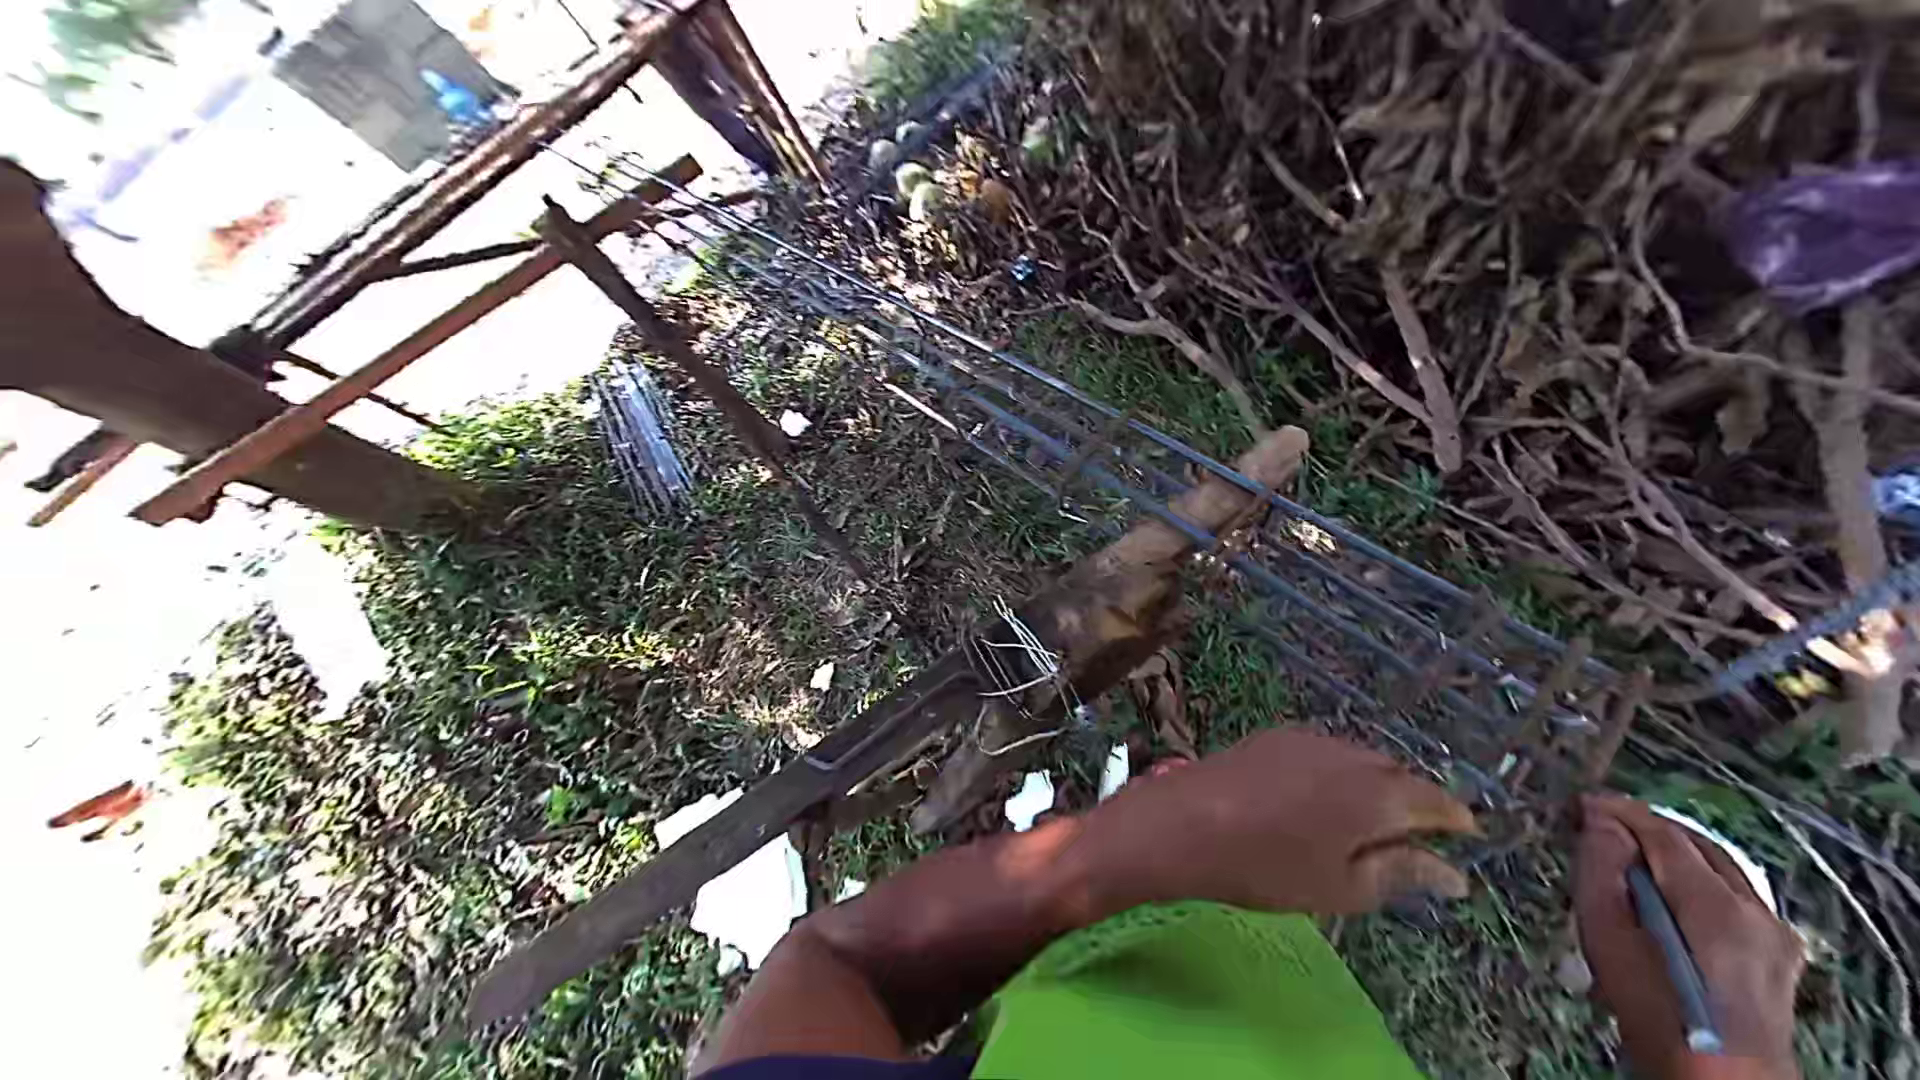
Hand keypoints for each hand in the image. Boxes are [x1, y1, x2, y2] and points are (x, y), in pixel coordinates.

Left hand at [1072, 728, 1477, 915]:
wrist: (1182, 822)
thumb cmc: (1267, 866)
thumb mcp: (1343, 887)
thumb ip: (1402, 873)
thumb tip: (1453, 873)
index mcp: (1376, 793)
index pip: (1435, 800)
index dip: (1453, 819)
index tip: (1463, 837)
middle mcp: (1347, 754)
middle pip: (1397, 774)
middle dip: (1411, 800)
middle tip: (1408, 837)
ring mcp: (1305, 738)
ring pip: (1358, 758)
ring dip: (1372, 783)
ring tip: (1361, 820)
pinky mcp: (1271, 735)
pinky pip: (1323, 750)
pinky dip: (1336, 771)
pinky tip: (1316, 796)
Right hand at [1575, 795, 1803, 1079]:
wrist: (1714, 1074)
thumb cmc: (1646, 997)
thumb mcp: (1605, 927)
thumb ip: (1602, 866)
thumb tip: (1601, 820)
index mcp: (1712, 901)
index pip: (1662, 833)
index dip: (1619, 810)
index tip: (1580, 801)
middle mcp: (1754, 909)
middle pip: (1697, 844)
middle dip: (1646, 824)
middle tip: (1597, 820)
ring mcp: (1774, 932)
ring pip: (1719, 866)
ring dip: (1670, 848)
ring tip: (1624, 846)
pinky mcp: (1777, 952)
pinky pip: (1733, 892)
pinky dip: (1693, 874)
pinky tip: (1662, 886)